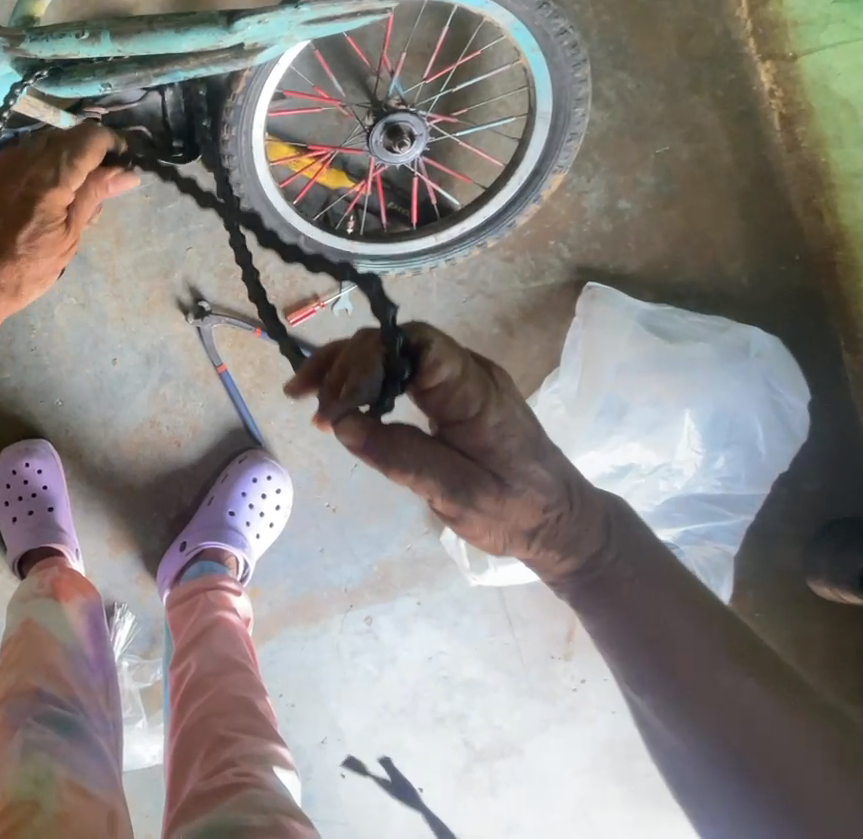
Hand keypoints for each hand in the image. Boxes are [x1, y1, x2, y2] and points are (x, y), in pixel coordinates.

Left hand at [0, 123, 137, 323]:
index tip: (124, 168)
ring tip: (77, 197)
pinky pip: (28, 155)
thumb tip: (126, 172)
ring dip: (69, 159)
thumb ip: (93, 197)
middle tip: (104, 187)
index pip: (91, 136)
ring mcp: (4, 162)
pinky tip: (49, 197)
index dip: (114, 145)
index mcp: (50, 173)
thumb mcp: (67, 238)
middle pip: (70, 135)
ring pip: (48, 143)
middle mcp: (25, 157)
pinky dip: (47, 166)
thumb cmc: (22, 271)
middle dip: (92, 152)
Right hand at [285, 322, 613, 580]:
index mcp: (473, 390)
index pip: (415, 345)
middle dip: (342, 365)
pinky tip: (332, 400)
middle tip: (307, 402)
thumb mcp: (458, 494)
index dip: (366, 362)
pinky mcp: (444, 391)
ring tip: (300, 394)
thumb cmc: (515, 510)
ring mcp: (454, 378)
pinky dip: (358, 381)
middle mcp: (463, 370)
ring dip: (341, 369)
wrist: (561, 520)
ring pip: (386, 353)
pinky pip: (394, 371)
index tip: (335, 405)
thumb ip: (400, 456)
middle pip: (390, 343)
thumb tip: (341, 424)